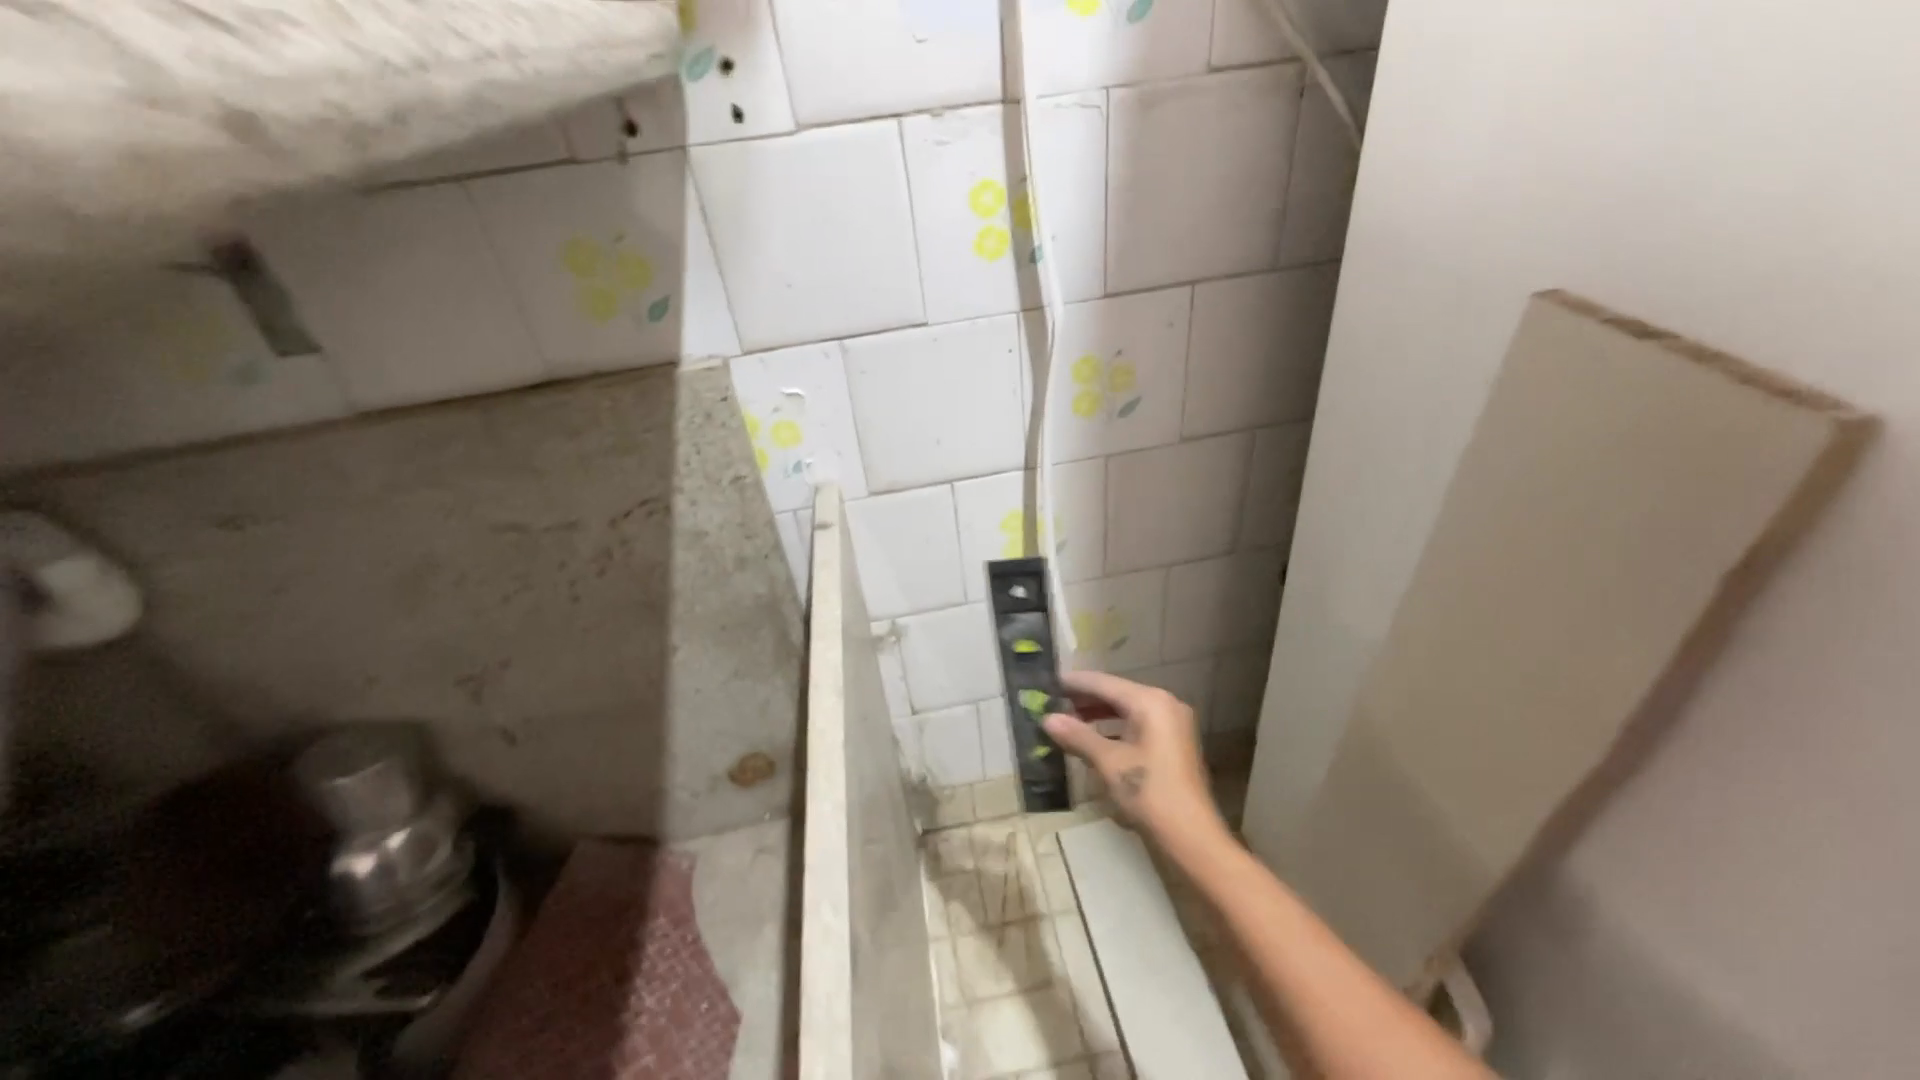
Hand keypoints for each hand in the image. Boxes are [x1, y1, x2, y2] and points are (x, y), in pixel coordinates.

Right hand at [1043, 670, 1228, 852]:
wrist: (1190, 834)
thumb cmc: (1147, 792)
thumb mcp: (1108, 763)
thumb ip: (1078, 736)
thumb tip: (1048, 719)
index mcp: (1149, 701)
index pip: (1104, 683)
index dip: (1074, 683)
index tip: (1047, 683)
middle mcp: (1164, 704)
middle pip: (1117, 693)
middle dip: (1085, 699)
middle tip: (1053, 702)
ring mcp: (1173, 723)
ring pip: (1128, 709)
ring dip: (1099, 713)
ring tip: (1068, 719)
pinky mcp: (1174, 742)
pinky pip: (1138, 724)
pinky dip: (1115, 727)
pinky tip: (1094, 738)